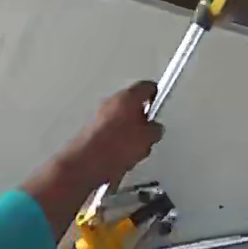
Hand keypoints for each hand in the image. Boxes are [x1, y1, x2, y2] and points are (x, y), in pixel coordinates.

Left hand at [22, 81, 164, 237]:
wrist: (88, 161)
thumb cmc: (114, 146)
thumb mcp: (148, 138)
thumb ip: (155, 129)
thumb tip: (155, 129)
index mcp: (127, 97)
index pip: (146, 87)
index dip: (155, 93)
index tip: (159, 98)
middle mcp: (110, 101)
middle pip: (131, 102)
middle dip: (141, 116)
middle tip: (149, 129)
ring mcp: (99, 114)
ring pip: (120, 117)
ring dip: (128, 128)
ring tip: (134, 148)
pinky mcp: (92, 128)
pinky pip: (110, 129)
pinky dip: (117, 138)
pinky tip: (122, 154)